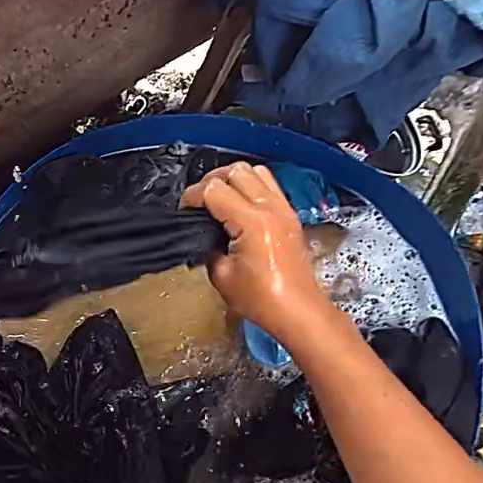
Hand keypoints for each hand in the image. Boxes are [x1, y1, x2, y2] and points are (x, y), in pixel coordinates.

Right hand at [182, 162, 342, 344]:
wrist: (298, 311)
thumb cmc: (261, 299)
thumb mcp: (221, 275)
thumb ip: (208, 246)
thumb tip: (203, 232)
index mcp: (252, 223)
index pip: (214, 189)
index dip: (192, 196)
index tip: (184, 209)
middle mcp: (270, 209)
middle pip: (235, 171)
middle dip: (211, 181)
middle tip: (200, 201)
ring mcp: (284, 209)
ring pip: (255, 171)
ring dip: (233, 179)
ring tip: (220, 198)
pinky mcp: (290, 215)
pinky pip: (269, 184)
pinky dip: (251, 186)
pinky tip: (240, 205)